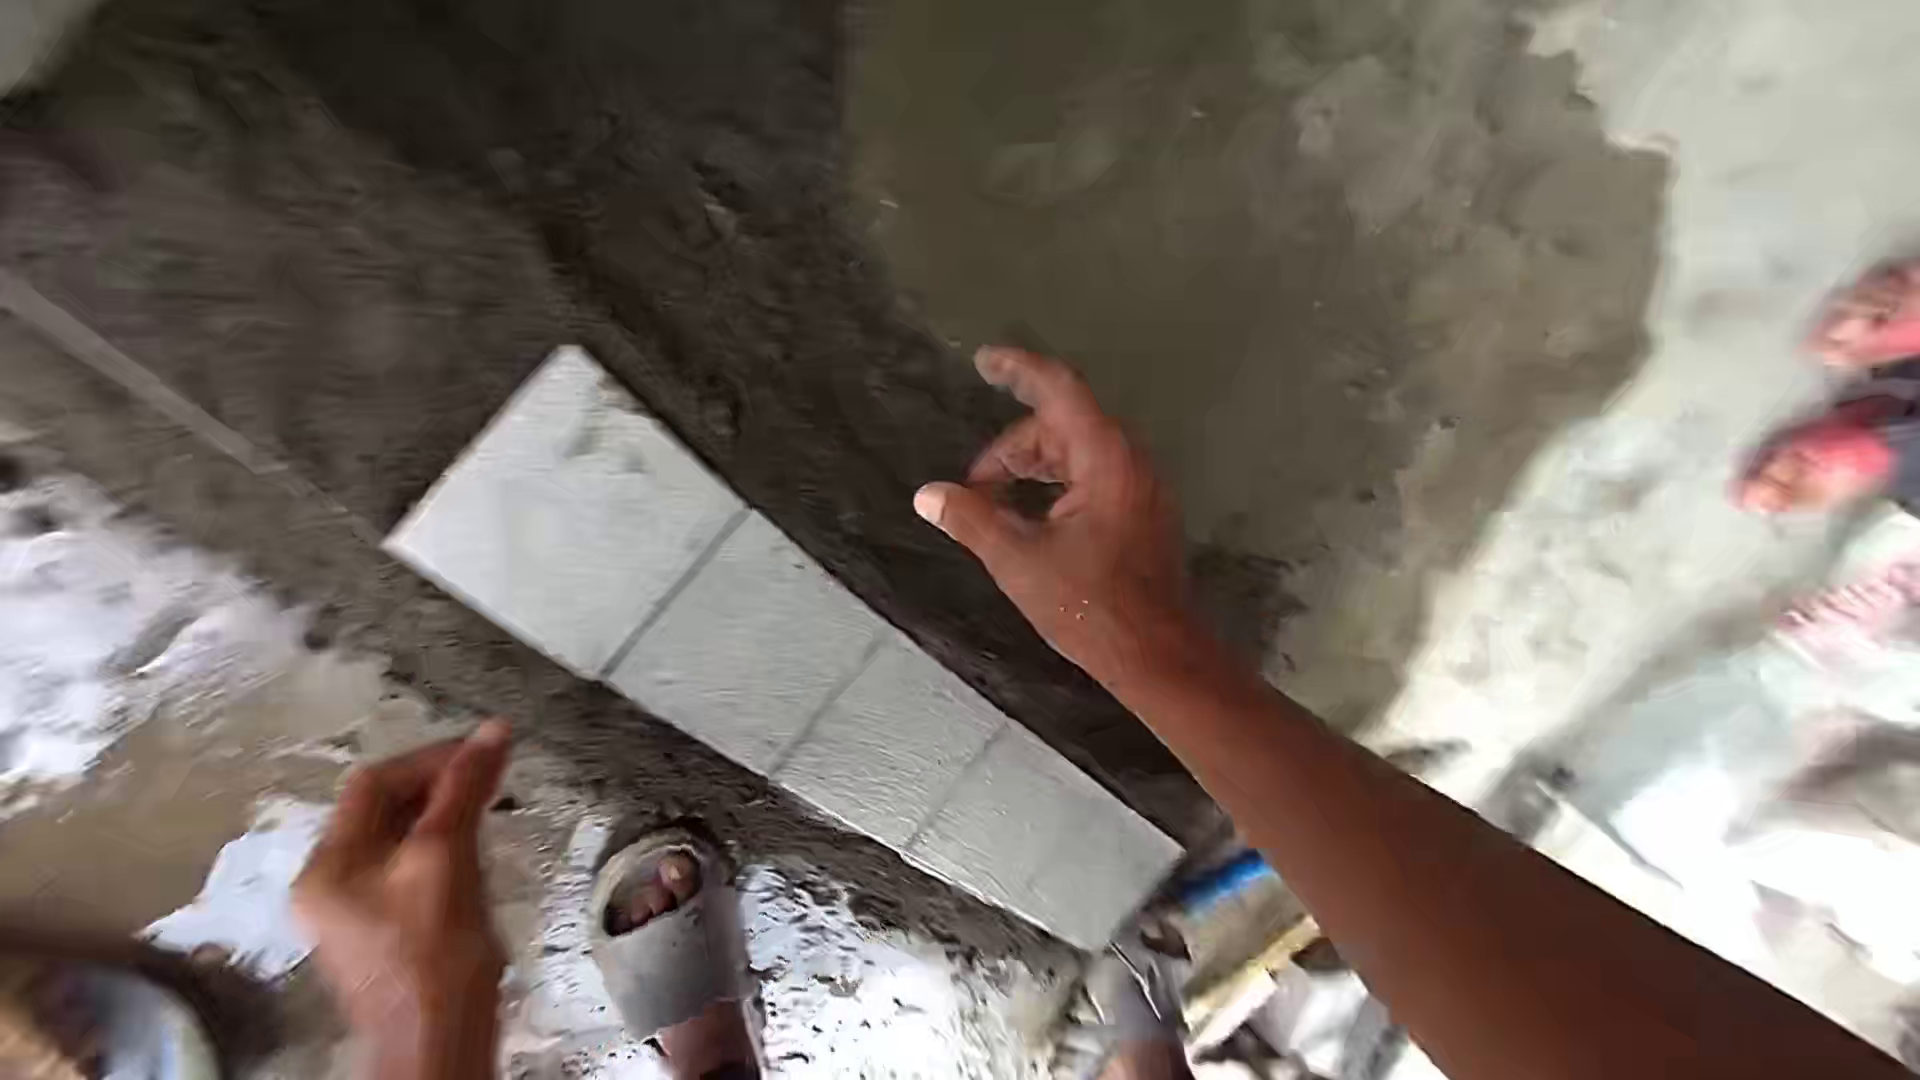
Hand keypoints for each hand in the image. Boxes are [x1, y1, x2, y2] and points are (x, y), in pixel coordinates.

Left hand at [293, 722, 511, 1079]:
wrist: (438, 1024)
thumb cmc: (434, 940)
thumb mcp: (446, 854)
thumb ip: (466, 788)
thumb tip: (496, 727)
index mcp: (330, 864)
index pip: (374, 783)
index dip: (431, 758)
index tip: (488, 750)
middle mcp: (335, 877)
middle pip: (387, 803)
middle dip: (442, 777)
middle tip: (497, 767)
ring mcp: (363, 898)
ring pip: (406, 826)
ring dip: (449, 800)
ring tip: (496, 791)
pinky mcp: (394, 911)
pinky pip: (417, 851)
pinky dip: (450, 828)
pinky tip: (481, 827)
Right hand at [915, 347, 1194, 682]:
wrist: (1156, 655)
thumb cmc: (1090, 606)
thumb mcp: (1019, 560)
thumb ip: (971, 519)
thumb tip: (928, 495)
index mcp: (1104, 459)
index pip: (1058, 390)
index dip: (1018, 369)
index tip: (983, 362)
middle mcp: (1127, 461)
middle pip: (1060, 427)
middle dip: (1010, 450)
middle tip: (973, 489)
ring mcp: (1138, 488)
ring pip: (1074, 454)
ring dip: (1030, 470)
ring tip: (993, 505)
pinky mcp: (1139, 513)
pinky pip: (1089, 478)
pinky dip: (1053, 487)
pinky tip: (1029, 519)